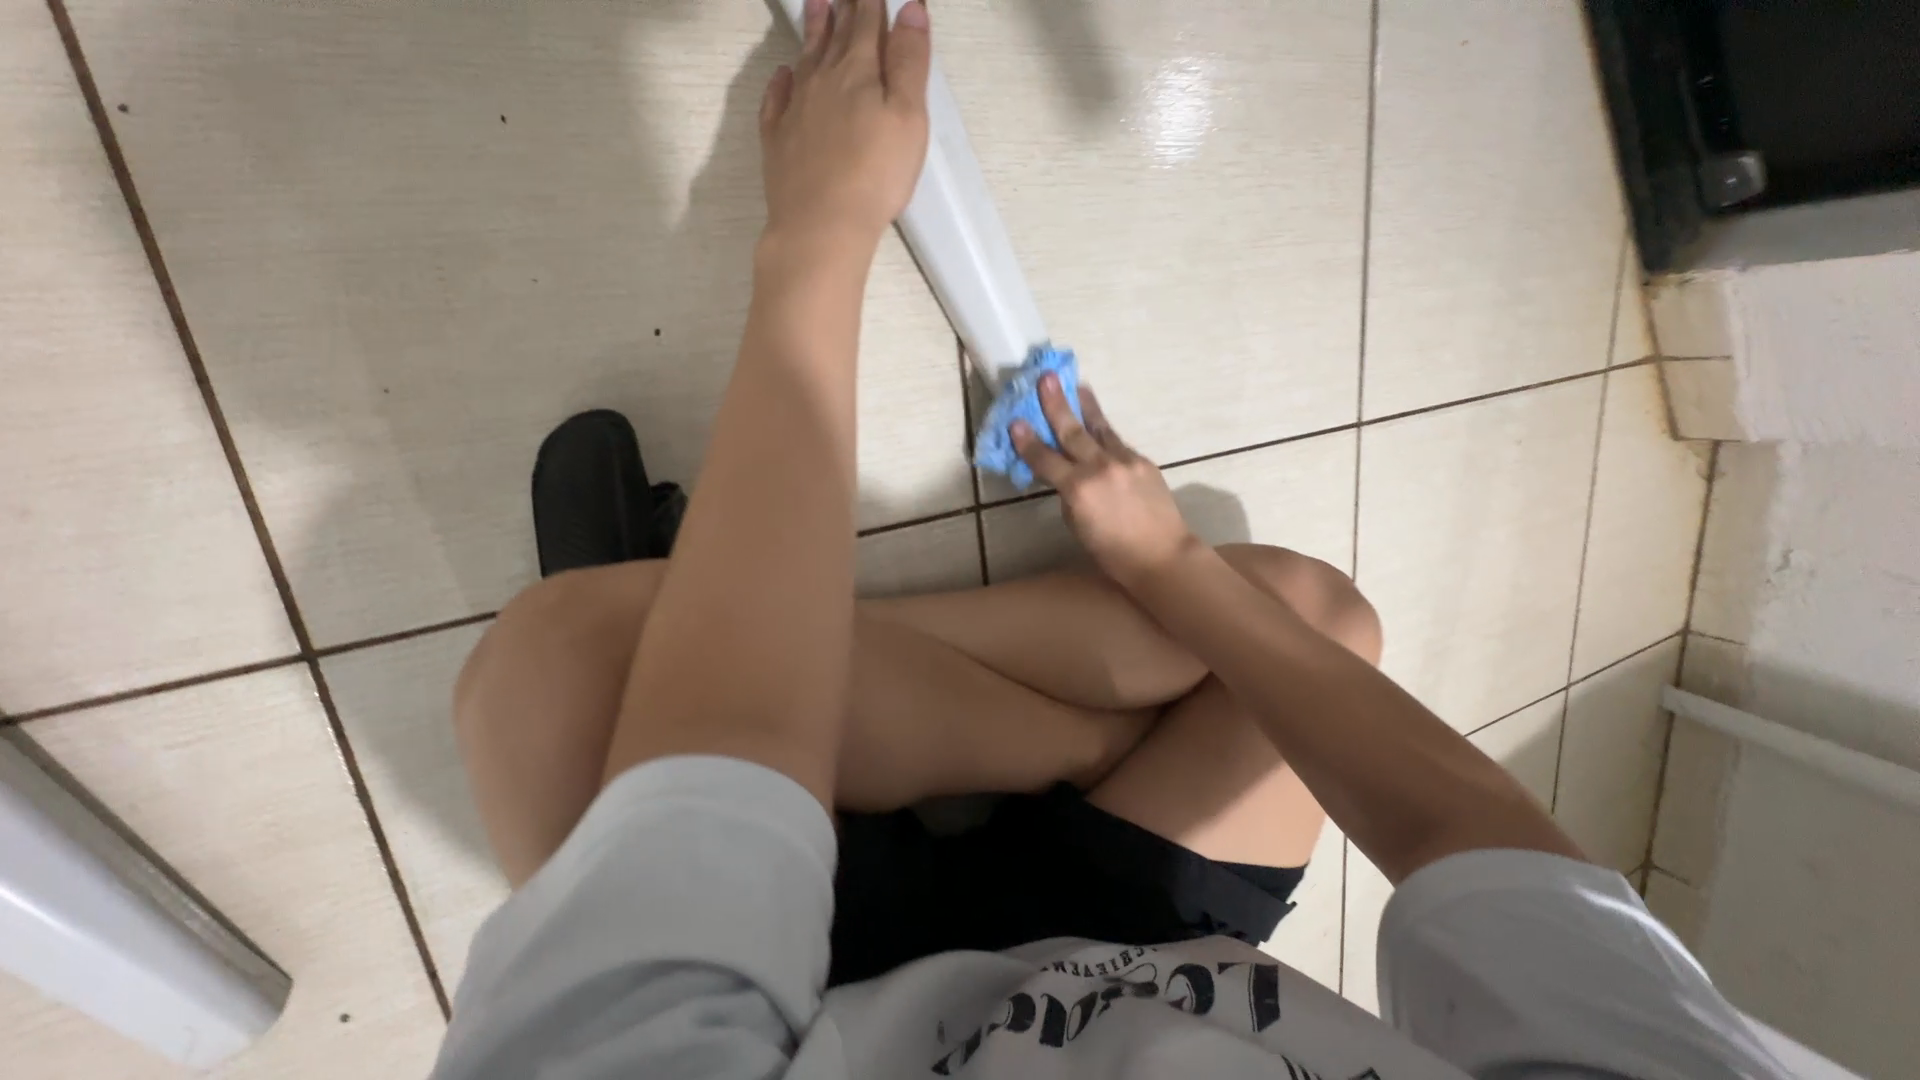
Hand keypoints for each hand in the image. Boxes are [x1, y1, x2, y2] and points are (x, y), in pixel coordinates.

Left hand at [759, 0, 931, 249]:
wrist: (820, 226)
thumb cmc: (875, 176)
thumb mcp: (908, 118)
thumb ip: (909, 62)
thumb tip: (910, 8)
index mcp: (858, 72)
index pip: (867, 25)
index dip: (872, 2)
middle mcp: (822, 81)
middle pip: (835, 37)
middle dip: (842, 9)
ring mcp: (795, 110)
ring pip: (805, 60)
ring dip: (813, 33)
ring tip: (815, 7)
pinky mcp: (778, 141)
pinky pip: (776, 100)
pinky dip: (781, 83)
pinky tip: (783, 76)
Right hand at [1012, 375, 1199, 588]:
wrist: (1162, 555)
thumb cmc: (1113, 553)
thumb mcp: (1078, 527)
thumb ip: (1069, 497)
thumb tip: (1067, 478)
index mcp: (1078, 489)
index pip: (1045, 460)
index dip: (1028, 442)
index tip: (1015, 422)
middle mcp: (1100, 468)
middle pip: (1072, 432)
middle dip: (1056, 404)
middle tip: (1045, 378)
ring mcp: (1124, 461)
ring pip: (1099, 428)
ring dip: (1086, 407)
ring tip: (1076, 385)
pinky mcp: (1142, 462)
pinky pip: (1117, 443)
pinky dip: (1104, 432)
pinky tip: (1098, 425)